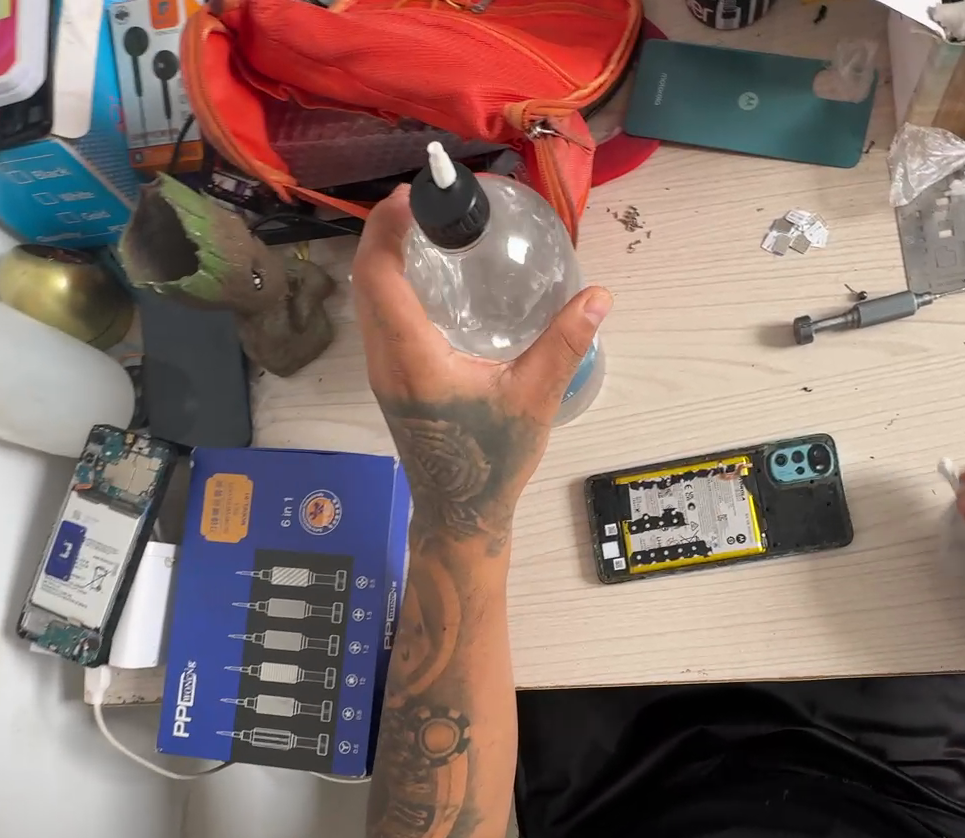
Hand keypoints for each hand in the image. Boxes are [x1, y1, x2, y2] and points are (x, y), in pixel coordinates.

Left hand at [350, 186, 611, 544]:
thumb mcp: (534, 400)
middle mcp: (386, 359)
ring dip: (384, 260)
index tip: (416, 196)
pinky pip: (377, 320)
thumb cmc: (493, 461)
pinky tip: (428, 287)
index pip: (380, 274)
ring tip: (424, 236)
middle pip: (365, 279)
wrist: (460, 512)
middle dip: (385, 232)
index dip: (388, 227)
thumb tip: (599, 297)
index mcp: (413, 357)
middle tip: (427, 207)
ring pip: (366, 300)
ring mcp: (382, 373)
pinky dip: (390, 288)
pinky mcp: (389, 382)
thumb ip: (563, 345)